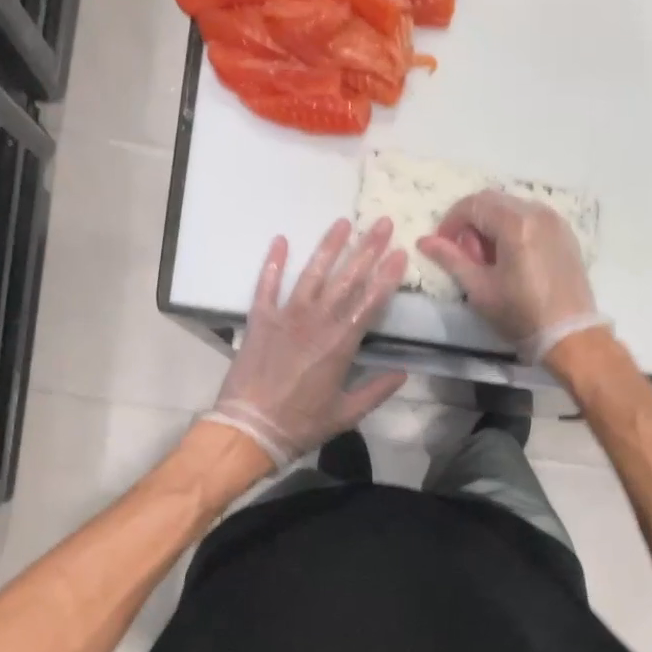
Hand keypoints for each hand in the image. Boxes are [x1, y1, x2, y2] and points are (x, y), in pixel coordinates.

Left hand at [202, 219, 408, 468]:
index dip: (387, 276)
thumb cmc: (300, 425)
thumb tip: (402, 373)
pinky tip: (280, 240)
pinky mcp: (259, 321)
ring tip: (343, 222)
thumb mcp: (345, 414)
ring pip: (311, 275)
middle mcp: (315, 324)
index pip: (370, 303)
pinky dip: (272, 263)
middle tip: (383, 223)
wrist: (249, 429)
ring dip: (328, 247)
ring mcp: (285, 318)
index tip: (401, 252)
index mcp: (340, 346)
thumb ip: (375, 391)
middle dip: (367, 250)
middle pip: (345, 280)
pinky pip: (266, 286)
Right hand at [416, 191, 609, 365]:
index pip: (472, 204)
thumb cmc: (521, 314)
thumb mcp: (480, 289)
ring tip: (489, 260)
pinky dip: (514, 229)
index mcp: (515, 223)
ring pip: (512, 208)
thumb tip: (424, 241)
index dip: (451, 221)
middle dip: (472, 222)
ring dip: (492, 225)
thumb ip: (451, 259)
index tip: (442, 245)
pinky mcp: (565, 234)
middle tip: (466, 255)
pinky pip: (532, 219)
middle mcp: (537, 212)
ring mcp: (555, 221)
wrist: (570, 335)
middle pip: (493, 201)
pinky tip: (511, 259)